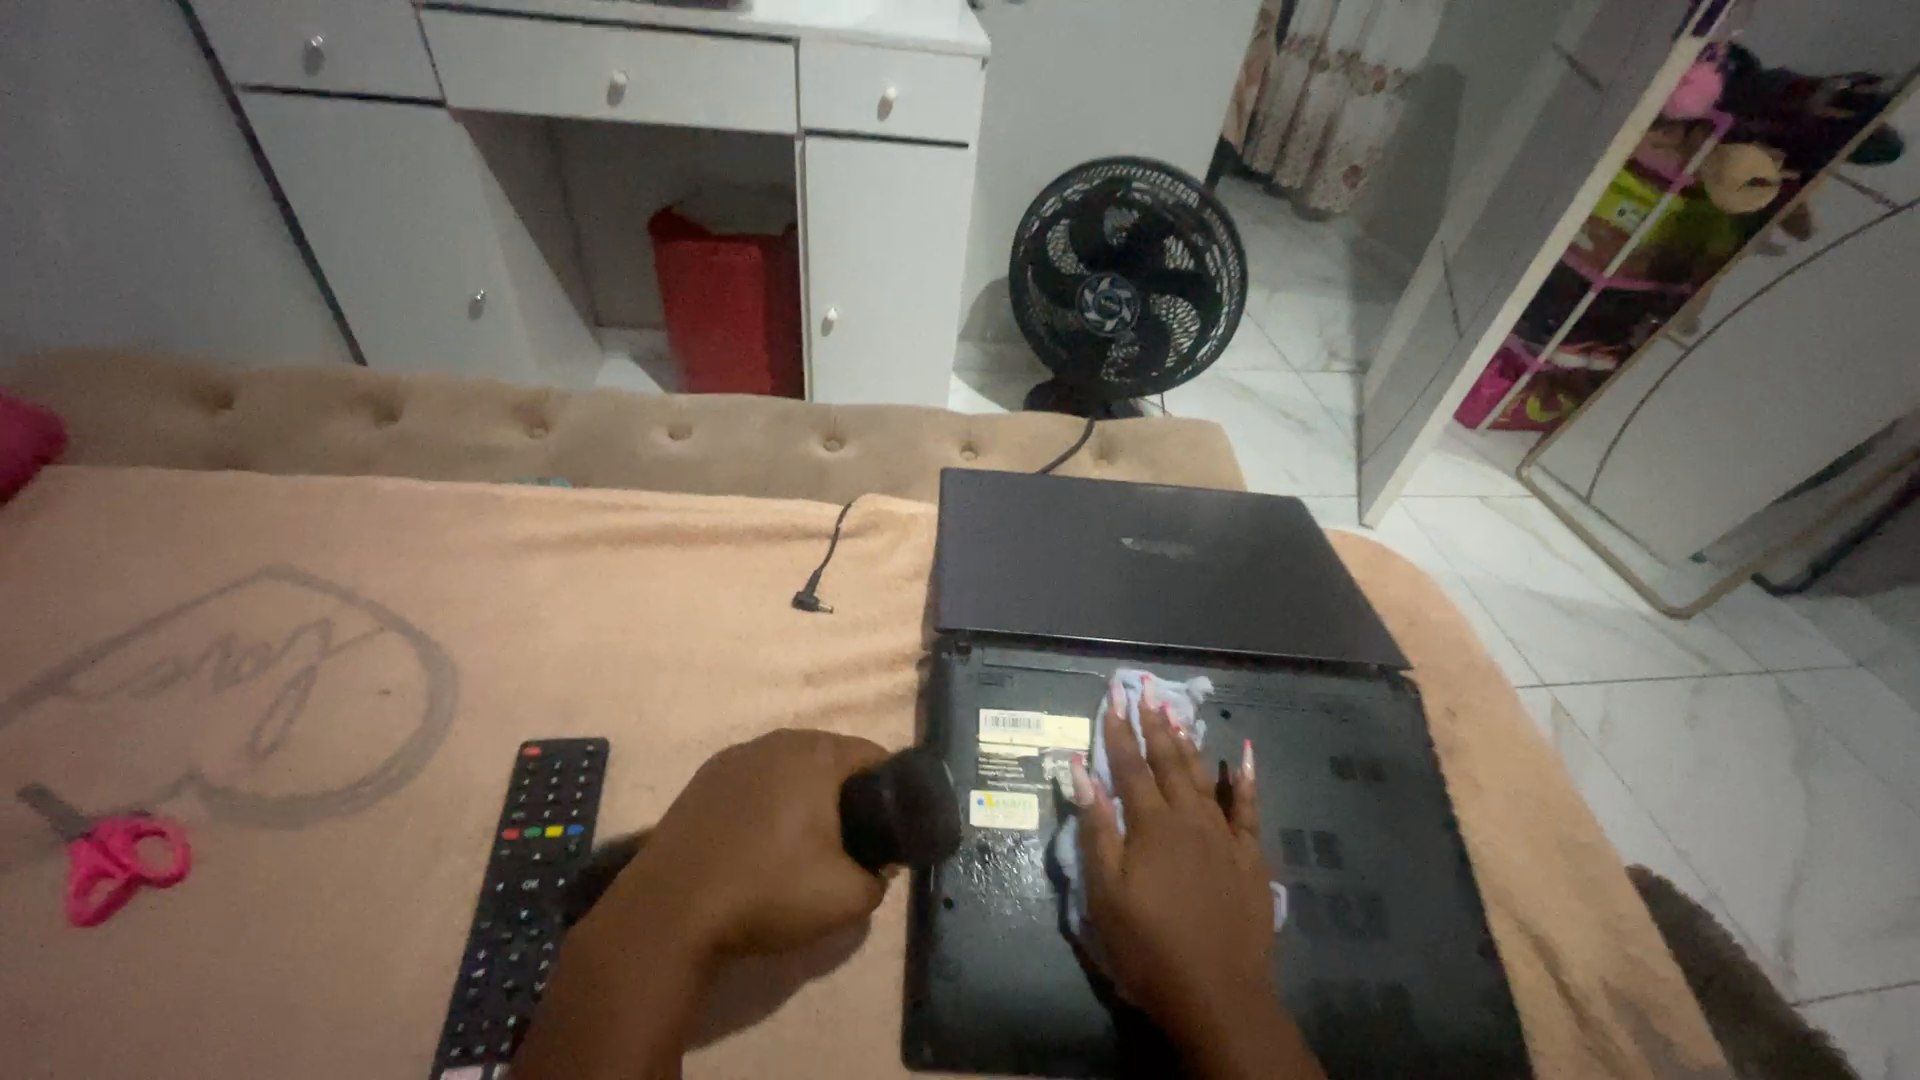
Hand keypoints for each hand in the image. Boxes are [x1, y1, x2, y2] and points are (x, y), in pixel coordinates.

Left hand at [592, 728, 891, 960]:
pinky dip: (764, 804)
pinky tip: (755, 845)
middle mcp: (776, 741)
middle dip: (844, 795)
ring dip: (803, 797)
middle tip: (847, 845)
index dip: (891, 792)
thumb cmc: (768, 893)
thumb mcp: (848, 898)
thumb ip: (880, 877)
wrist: (670, 915)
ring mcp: (733, 757)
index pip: (873, 756)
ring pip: (789, 769)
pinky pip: (753, 782)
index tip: (886, 831)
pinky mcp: (701, 780)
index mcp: (816, 754)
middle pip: (830, 759)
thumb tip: (876, 865)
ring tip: (798, 847)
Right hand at [1070, 687, 1278, 1050]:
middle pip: (1168, 762)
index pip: (1128, 767)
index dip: (1119, 731)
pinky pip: (1249, 808)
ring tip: (1177, 712)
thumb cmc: (1148, 946)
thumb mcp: (1106, 892)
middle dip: (1154, 724)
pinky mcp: (1249, 856)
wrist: (1217, 994)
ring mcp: (1223, 835)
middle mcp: (1188, 818)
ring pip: (1203, 776)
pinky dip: (1246, 779)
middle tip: (1147, 690)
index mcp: (1150, 825)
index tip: (1113, 697)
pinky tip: (1243, 755)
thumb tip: (1082, 770)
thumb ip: (1097, 827)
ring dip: (1188, 742)